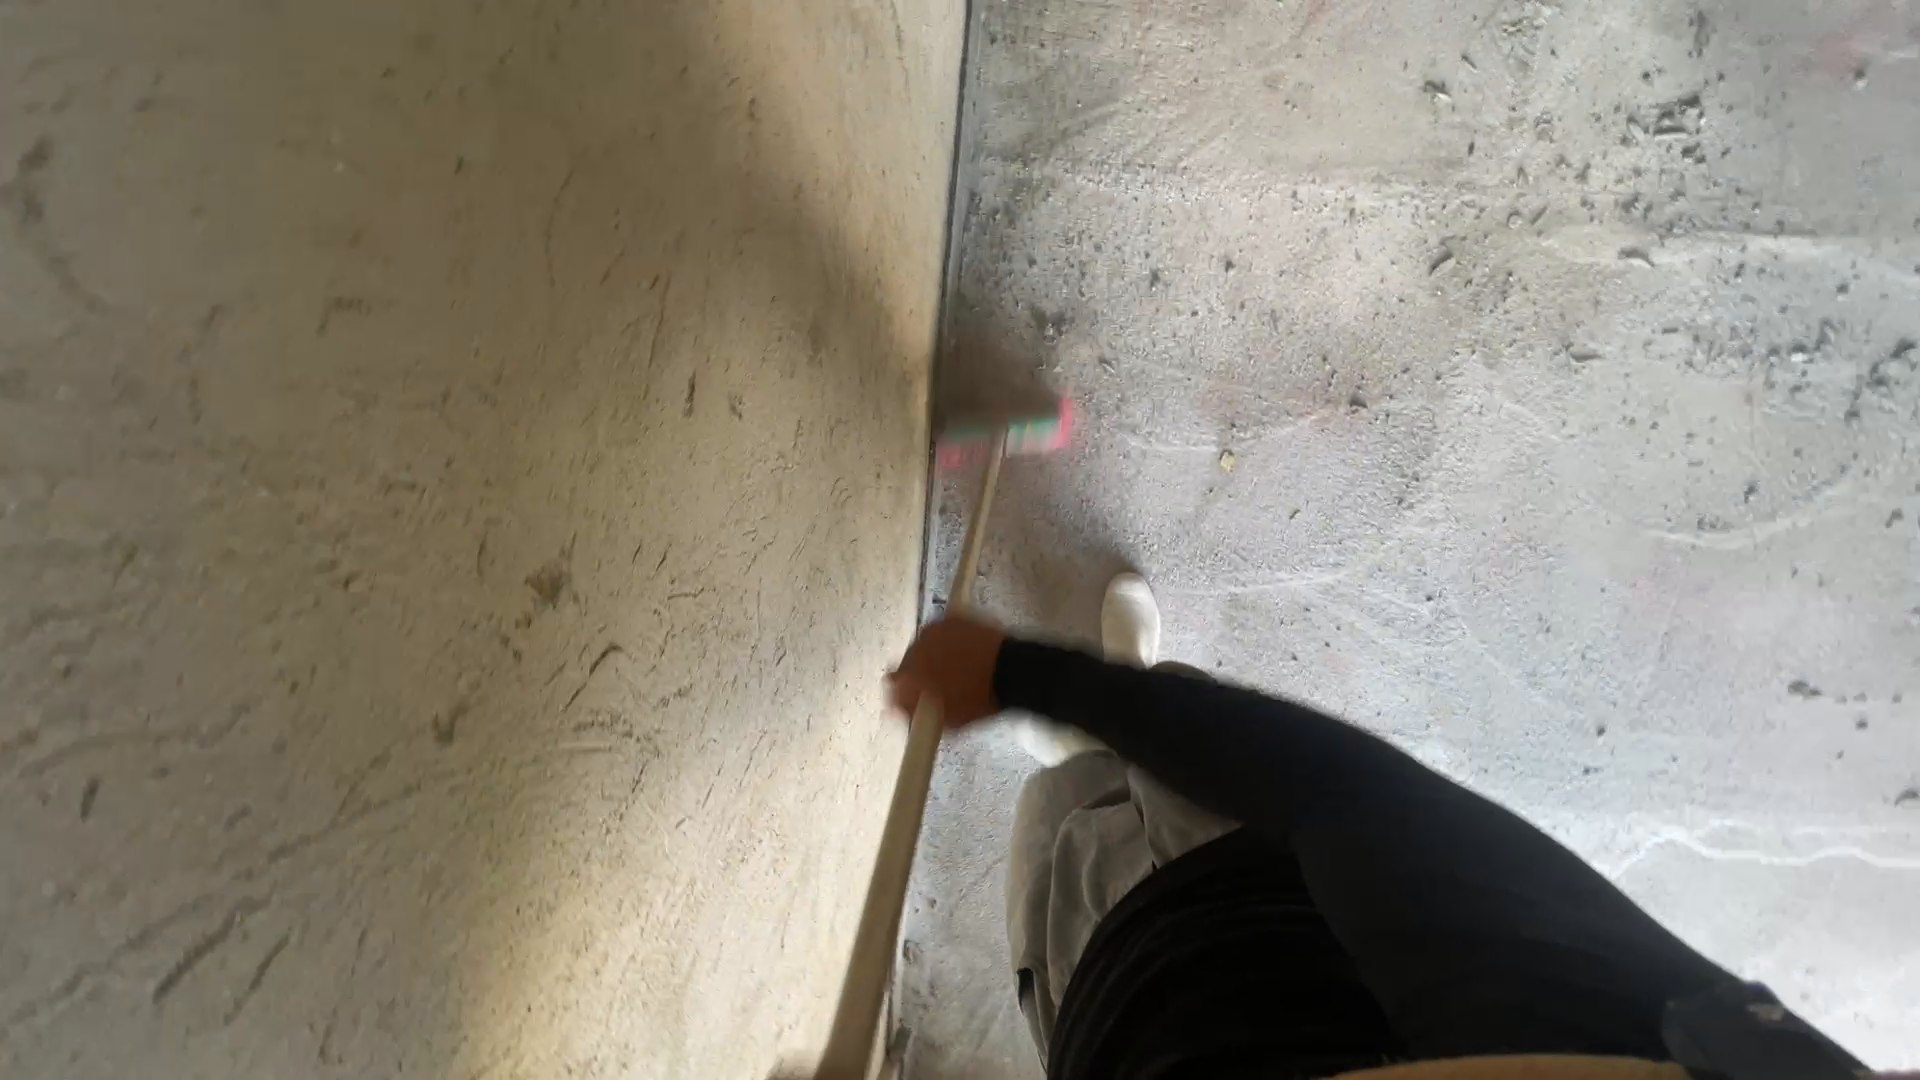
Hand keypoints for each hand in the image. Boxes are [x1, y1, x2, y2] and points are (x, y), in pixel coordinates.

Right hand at [886, 614, 1007, 728]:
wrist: (1011, 669)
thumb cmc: (978, 698)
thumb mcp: (947, 718)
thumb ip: (917, 714)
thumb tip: (903, 711)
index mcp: (908, 674)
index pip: (893, 684)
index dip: (904, 692)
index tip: (915, 698)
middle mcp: (913, 647)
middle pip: (908, 661)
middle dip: (919, 672)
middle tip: (939, 683)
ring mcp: (933, 629)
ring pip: (924, 644)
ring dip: (932, 653)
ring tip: (953, 665)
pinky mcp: (951, 616)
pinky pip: (942, 630)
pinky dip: (948, 639)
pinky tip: (963, 650)